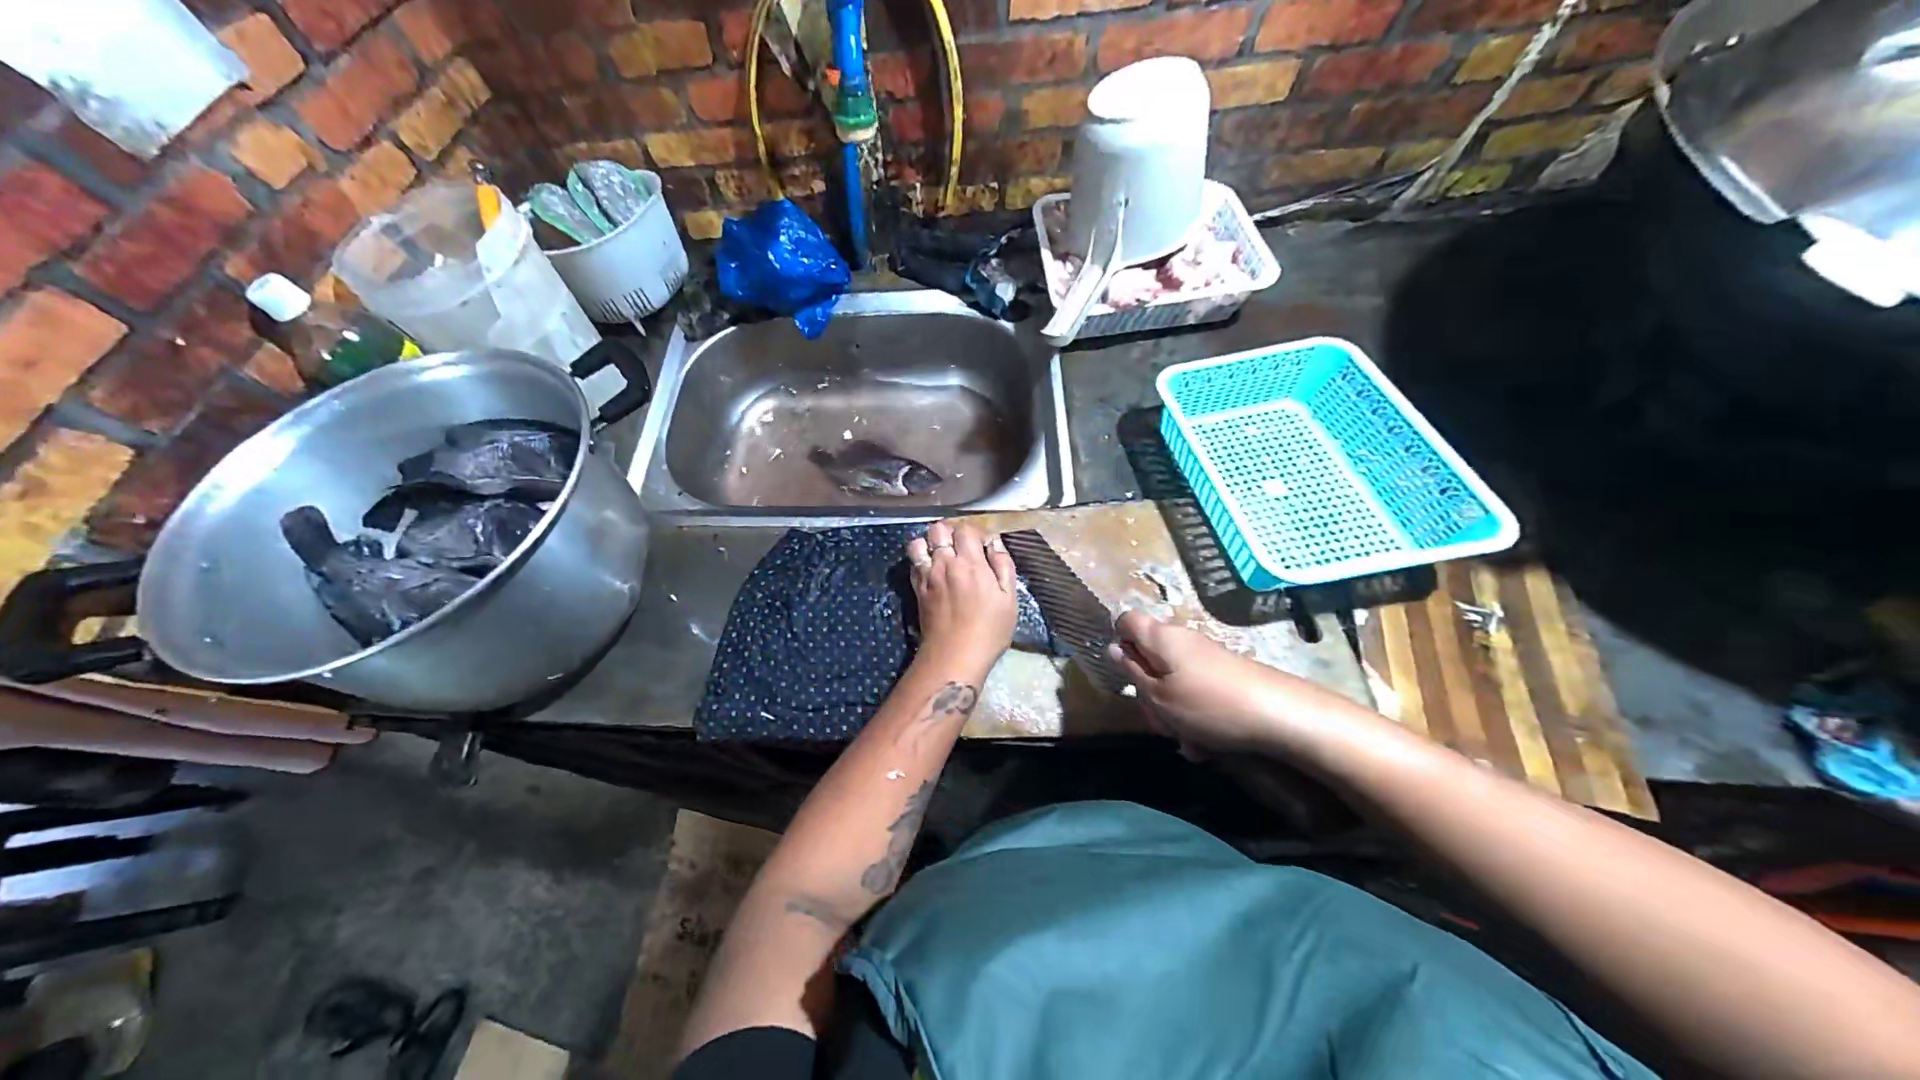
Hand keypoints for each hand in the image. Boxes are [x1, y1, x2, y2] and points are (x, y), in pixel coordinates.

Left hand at [906, 521, 1016, 672]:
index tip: (982, 546)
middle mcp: (945, 563)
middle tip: (960, 547)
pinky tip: (931, 570)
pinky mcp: (917, 589)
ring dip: (928, 543)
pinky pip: (912, 564)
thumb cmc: (989, 630)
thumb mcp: (1009, 599)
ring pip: (918, 543)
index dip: (974, 532)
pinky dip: (920, 560)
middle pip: (938, 529)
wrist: (954, 656)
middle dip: (949, 532)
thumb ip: (1003, 566)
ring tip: (941, 554)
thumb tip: (995, 543)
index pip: (965, 529)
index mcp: (970, 563)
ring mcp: (927, 576)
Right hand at [1110, 610, 1293, 755]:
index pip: (1127, 621)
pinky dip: (1194, 717)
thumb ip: (1133, 673)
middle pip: (1148, 659)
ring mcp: (1205, 659)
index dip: (1119, 642)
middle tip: (1157, 717)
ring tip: (1186, 739)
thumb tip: (1115, 649)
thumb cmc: (1208, 704)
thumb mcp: (1159, 697)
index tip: (1124, 672)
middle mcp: (1183, 641)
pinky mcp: (1223, 677)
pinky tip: (1204, 744)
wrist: (1280, 716)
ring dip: (1171, 712)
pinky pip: (1195, 695)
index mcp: (1162, 638)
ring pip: (1171, 683)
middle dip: (1147, 691)